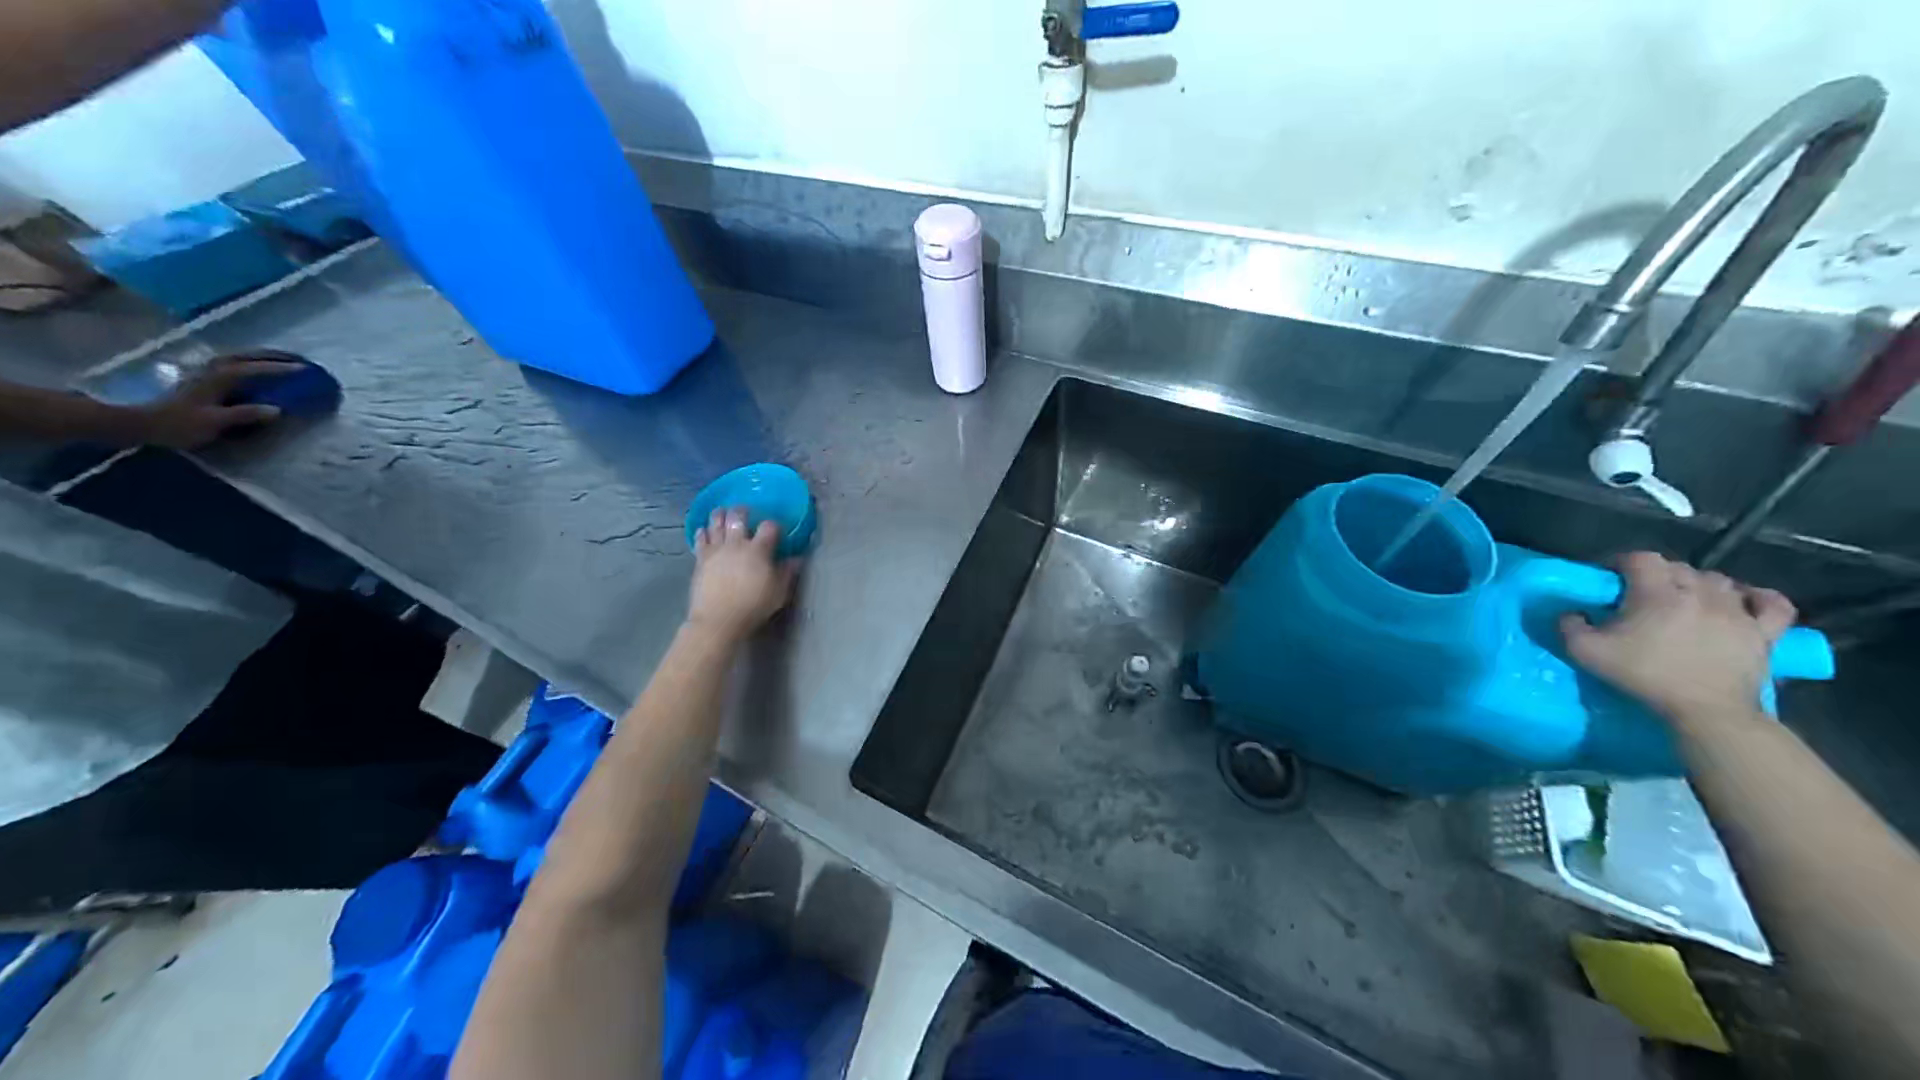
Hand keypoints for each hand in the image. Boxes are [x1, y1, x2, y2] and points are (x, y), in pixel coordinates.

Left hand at [129, 353, 304, 448]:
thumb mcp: (213, 422)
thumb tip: (278, 410)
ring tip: (285, 360)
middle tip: (301, 359)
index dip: (281, 369)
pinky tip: (259, 367)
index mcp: (219, 378)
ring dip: (263, 356)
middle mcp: (213, 370)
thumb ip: (245, 414)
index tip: (306, 370)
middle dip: (276, 356)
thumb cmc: (178, 424)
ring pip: (240, 357)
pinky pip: (235, 364)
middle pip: (248, 356)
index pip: (256, 369)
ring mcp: (206, 372)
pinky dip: (251, 362)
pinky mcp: (204, 377)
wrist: (141, 423)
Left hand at [687, 507, 797, 643]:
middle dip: (742, 511)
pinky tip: (704, 530)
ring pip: (716, 522)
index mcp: (758, 550)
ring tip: (723, 512)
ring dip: (720, 515)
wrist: (718, 619)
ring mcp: (716, 549)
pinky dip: (703, 531)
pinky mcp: (701, 558)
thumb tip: (797, 559)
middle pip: (738, 517)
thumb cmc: (753, 607)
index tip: (776, 530)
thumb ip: (787, 573)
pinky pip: (700, 538)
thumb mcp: (778, 592)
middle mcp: (736, 544)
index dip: (774, 525)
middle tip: (745, 512)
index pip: (769, 527)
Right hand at [1561, 552, 1796, 722]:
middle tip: (1641, 593)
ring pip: (1719, 581)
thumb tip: (1572, 612)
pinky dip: (1758, 596)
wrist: (1706, 710)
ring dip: (1698, 584)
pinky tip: (1744, 599)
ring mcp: (1738, 612)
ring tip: (1684, 600)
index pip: (1641, 558)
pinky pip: (1773, 603)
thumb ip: (1568, 625)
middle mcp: (1700, 594)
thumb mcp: (1585, 652)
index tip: (1610, 576)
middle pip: (1679, 567)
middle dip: (1658, 574)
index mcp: (1657, 594)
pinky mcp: (1765, 632)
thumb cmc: (1644, 675)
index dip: (1622, 561)